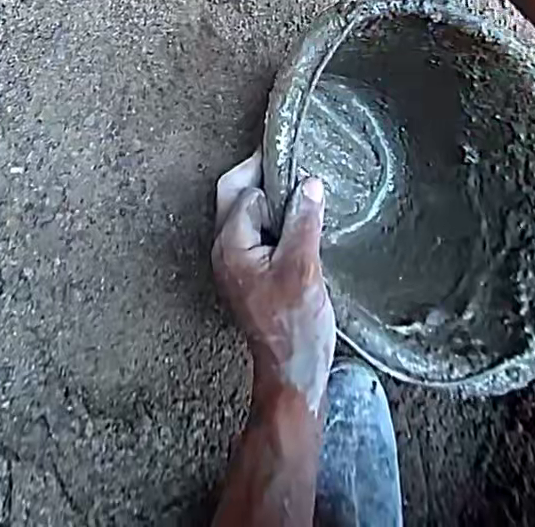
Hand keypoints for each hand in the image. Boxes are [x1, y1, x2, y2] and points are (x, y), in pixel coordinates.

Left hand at [212, 153, 334, 411]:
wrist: (292, 375)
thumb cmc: (295, 326)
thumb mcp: (303, 268)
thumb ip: (303, 222)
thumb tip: (309, 182)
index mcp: (230, 244)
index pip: (246, 193)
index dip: (271, 178)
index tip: (294, 159)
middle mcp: (224, 248)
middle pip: (233, 195)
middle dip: (258, 175)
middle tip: (290, 162)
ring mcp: (234, 260)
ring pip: (243, 211)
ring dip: (265, 195)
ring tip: (297, 186)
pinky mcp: (248, 271)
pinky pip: (253, 229)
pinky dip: (271, 216)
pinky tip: (296, 218)